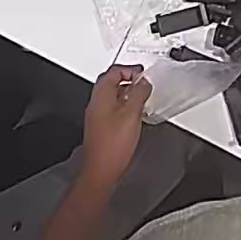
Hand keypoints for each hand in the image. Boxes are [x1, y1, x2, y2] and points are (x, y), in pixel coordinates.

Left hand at [79, 64, 149, 191]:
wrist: (100, 170)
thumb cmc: (112, 146)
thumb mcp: (132, 114)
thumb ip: (139, 95)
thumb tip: (144, 83)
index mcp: (101, 95)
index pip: (113, 72)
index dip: (128, 69)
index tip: (141, 72)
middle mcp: (96, 103)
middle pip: (110, 82)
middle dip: (127, 79)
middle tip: (141, 81)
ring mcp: (96, 115)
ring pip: (111, 95)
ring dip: (125, 92)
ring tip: (140, 96)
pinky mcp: (100, 126)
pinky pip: (111, 108)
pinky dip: (123, 105)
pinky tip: (133, 114)